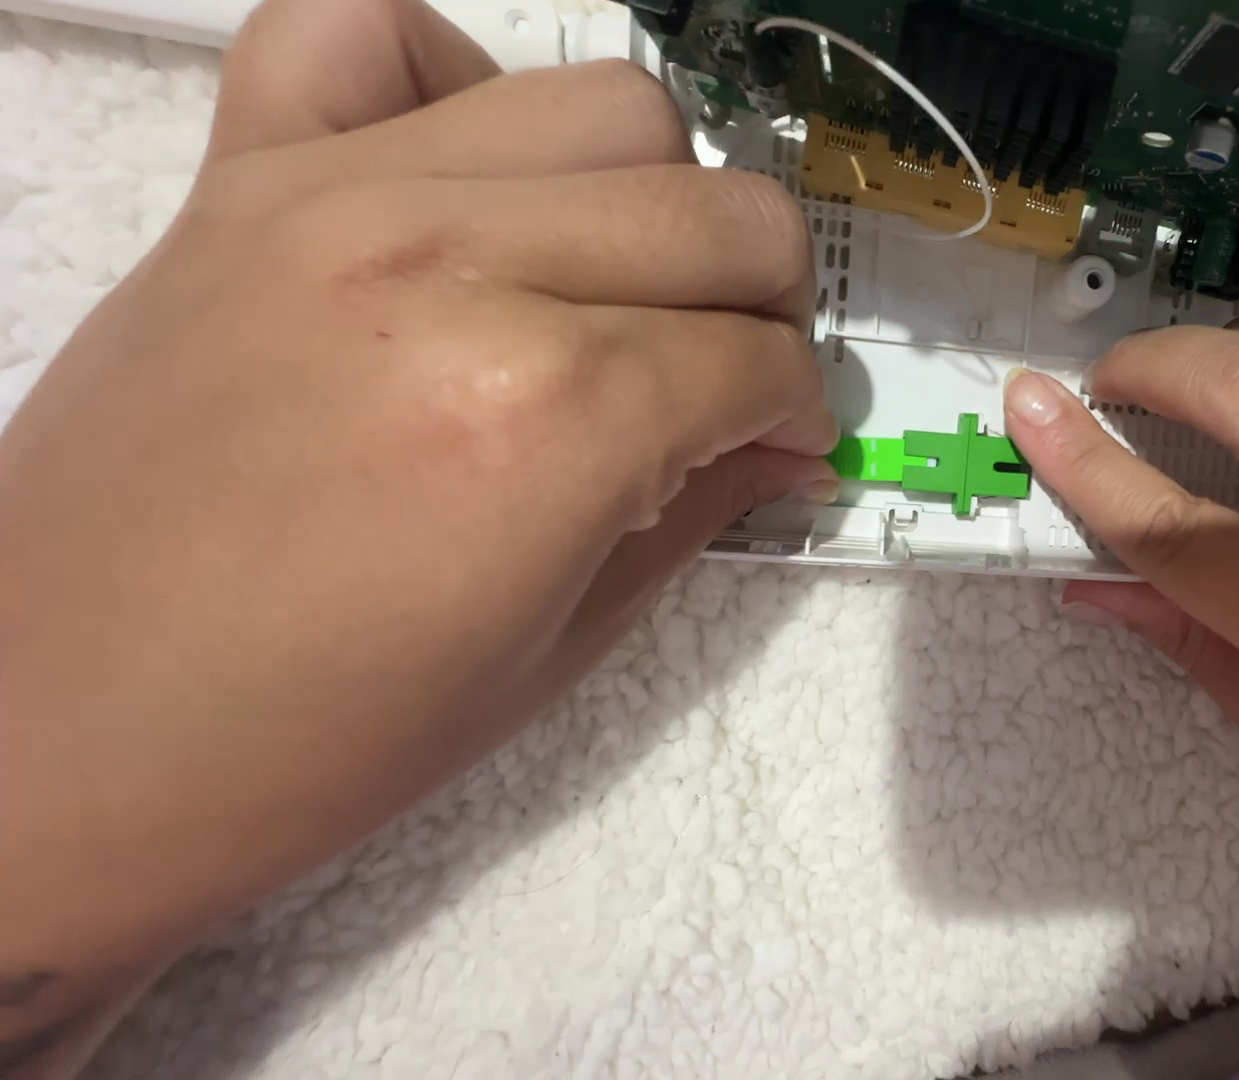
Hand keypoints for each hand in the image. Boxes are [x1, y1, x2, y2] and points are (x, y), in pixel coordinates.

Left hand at [0, 0, 836, 1043]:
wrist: (56, 732)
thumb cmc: (349, 728)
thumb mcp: (580, 637)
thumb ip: (711, 506)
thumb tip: (798, 449)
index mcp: (556, 416)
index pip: (761, 361)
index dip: (800, 412)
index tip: (789, 447)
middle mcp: (466, 266)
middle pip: (729, 214)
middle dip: (777, 305)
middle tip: (742, 376)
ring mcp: (342, 193)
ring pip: (615, 108)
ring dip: (670, 206)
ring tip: (640, 292)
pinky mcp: (243, 171)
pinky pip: (381, 35)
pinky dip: (468, 95)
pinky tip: (491, 197)